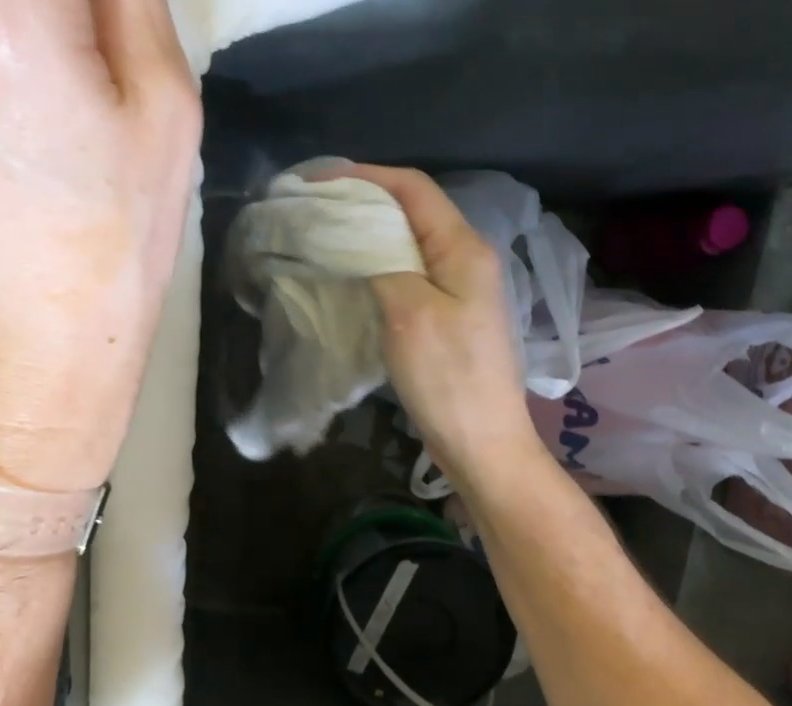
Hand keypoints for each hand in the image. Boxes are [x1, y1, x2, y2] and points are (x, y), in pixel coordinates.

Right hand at [340, 165, 535, 481]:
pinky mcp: (447, 320)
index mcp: (463, 248)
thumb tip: (353, 237)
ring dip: (365, 237)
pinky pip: (407, 277)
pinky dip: (374, 268)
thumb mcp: (409, 314)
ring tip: (321, 238)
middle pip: (410, 213)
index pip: (412, 189)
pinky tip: (348, 278)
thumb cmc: (448, 379)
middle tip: (310, 209)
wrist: (481, 443)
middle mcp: (465, 260)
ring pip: (406, 246)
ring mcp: (458, 292)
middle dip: (360, 204)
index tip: (313, 182)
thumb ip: (382, 264)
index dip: (363, 177)